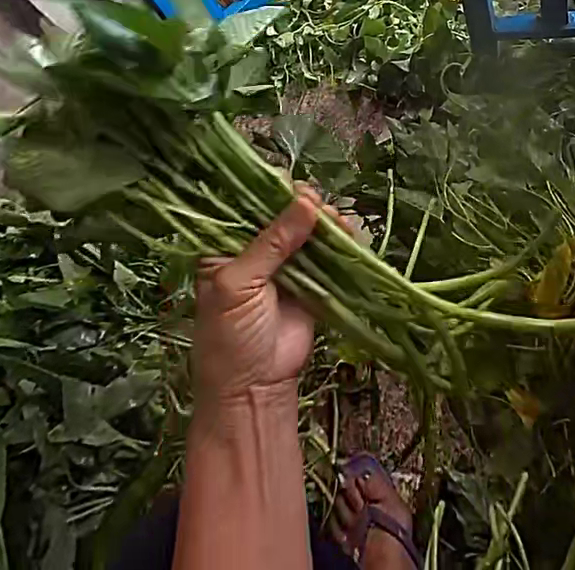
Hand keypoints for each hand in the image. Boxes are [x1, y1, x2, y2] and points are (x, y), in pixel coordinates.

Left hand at [192, 186, 331, 406]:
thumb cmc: (230, 336)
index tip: (290, 185)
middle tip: (315, 203)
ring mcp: (287, 264)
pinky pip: (328, 254)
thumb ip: (272, 242)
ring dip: (323, 220)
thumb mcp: (239, 284)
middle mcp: (257, 249)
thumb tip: (307, 202)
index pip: (247, 204)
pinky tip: (347, 233)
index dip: (268, 190)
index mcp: (227, 245)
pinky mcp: (313, 280)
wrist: (254, 388)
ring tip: (334, 219)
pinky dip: (340, 242)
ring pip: (308, 230)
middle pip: (283, 213)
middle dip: (301, 203)